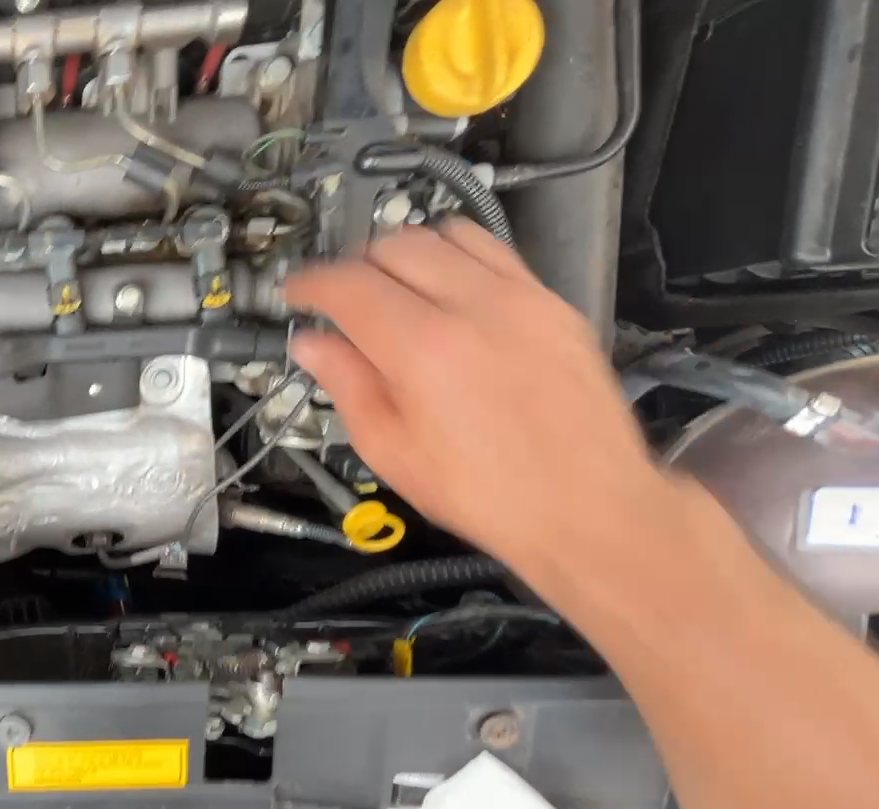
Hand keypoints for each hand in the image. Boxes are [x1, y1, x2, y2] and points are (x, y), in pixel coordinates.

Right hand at [284, 221, 675, 573]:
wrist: (584, 503)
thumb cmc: (482, 490)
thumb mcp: (387, 448)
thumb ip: (345, 384)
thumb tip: (312, 345)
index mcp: (422, 348)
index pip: (349, 284)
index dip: (309, 283)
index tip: (295, 293)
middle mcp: (474, 307)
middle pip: (395, 246)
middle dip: (352, 266)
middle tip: (335, 298)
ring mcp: (521, 298)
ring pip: (446, 234)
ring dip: (404, 253)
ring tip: (387, 289)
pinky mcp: (553, 303)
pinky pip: (494, 251)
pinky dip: (455, 257)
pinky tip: (443, 292)